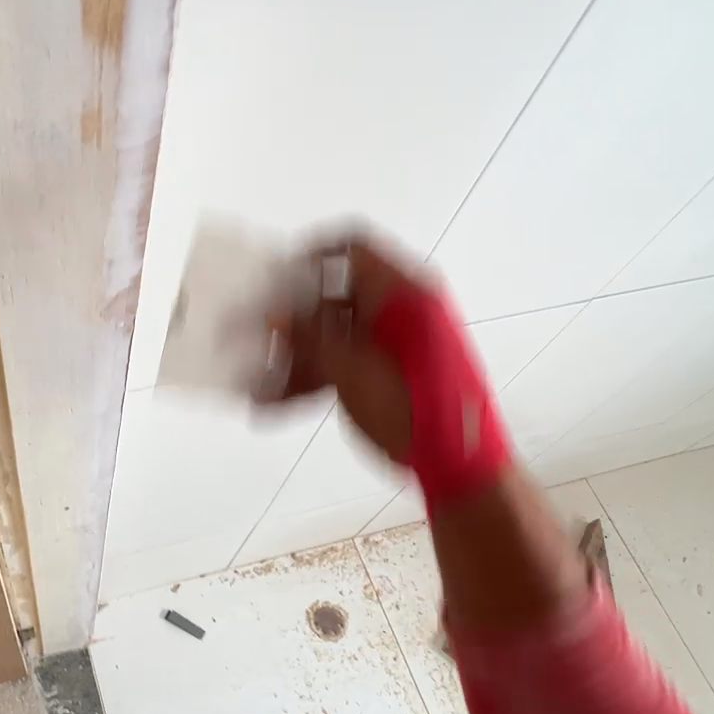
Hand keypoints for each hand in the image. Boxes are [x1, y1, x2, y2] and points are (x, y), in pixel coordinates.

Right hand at [260, 232, 423, 460]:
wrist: (460, 463)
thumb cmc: (418, 408)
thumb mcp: (355, 369)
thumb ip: (311, 337)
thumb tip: (273, 313)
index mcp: (402, 292)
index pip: (351, 250)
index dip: (308, 259)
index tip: (272, 279)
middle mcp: (396, 310)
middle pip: (331, 299)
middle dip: (288, 323)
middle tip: (252, 340)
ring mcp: (390, 344)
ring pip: (330, 338)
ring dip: (292, 360)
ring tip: (255, 386)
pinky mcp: (384, 374)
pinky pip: (339, 366)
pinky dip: (310, 381)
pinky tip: (274, 405)